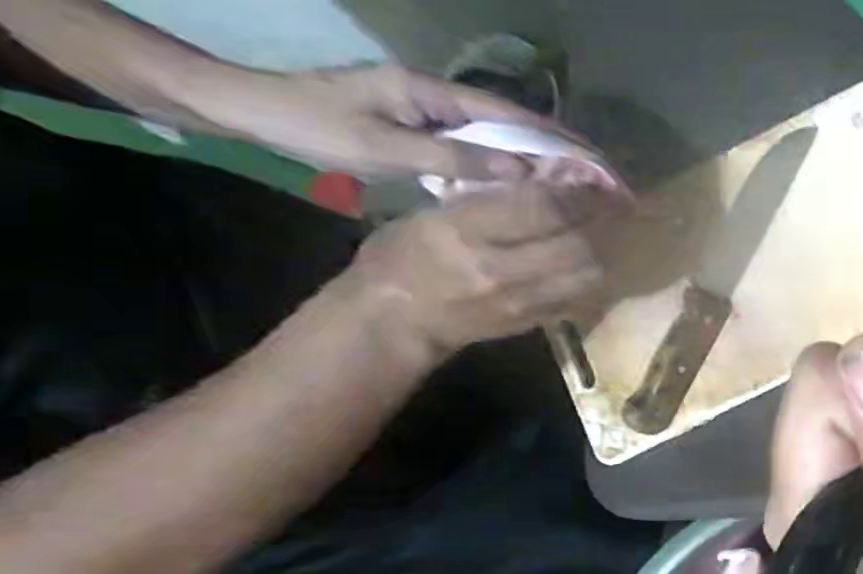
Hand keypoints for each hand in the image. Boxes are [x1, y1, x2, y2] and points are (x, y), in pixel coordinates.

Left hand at [197, 64, 584, 179]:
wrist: (256, 111)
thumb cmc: (316, 126)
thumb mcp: (387, 146)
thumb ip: (457, 158)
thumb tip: (524, 172)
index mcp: (434, 93)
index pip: (514, 117)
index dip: (562, 142)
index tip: (601, 167)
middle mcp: (442, 97)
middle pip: (517, 125)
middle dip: (564, 152)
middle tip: (606, 182)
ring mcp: (435, 113)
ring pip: (504, 138)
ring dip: (544, 163)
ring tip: (584, 191)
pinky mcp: (427, 130)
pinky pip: (484, 151)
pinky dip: (515, 170)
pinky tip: (535, 191)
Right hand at [340, 182, 615, 360]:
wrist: (400, 319)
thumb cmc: (406, 256)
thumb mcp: (436, 214)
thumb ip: (488, 200)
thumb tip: (543, 181)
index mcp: (467, 231)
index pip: (540, 208)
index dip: (576, 192)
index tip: (593, 178)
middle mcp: (502, 269)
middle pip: (574, 243)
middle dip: (597, 220)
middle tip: (610, 203)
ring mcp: (523, 301)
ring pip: (586, 274)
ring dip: (601, 249)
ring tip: (605, 229)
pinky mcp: (535, 322)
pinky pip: (579, 297)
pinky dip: (590, 276)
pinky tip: (591, 259)